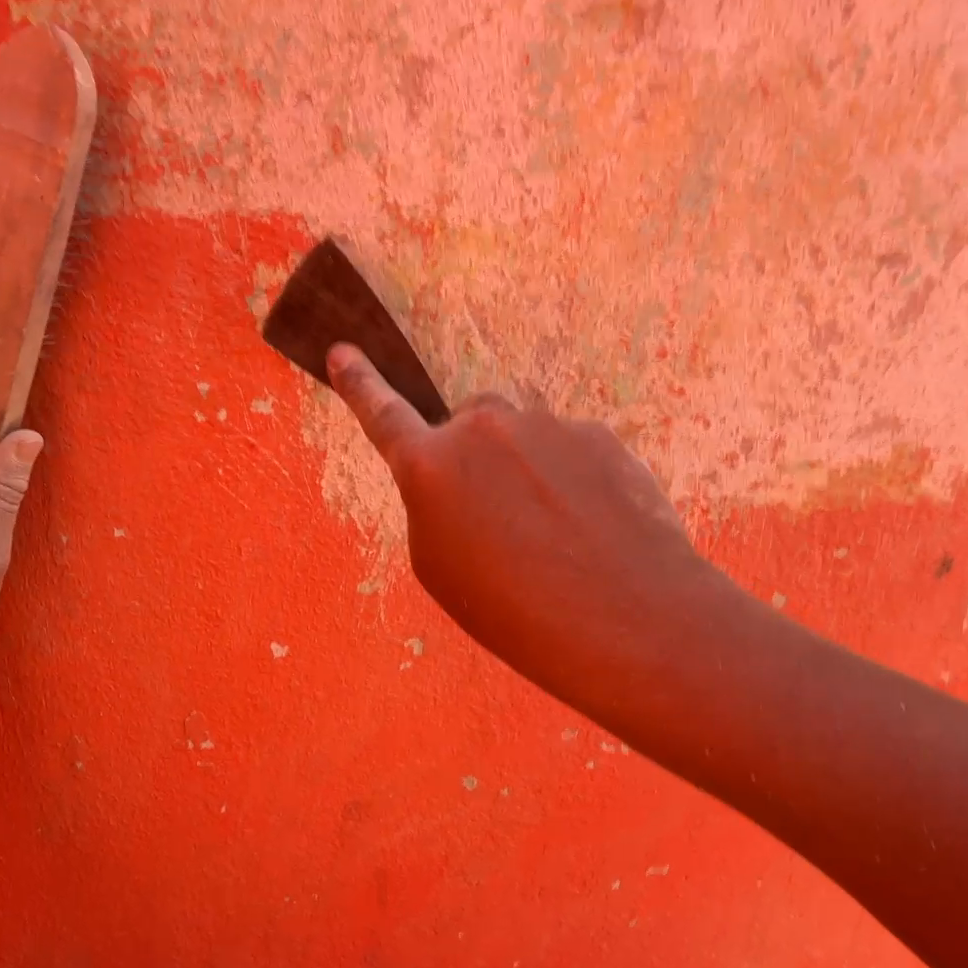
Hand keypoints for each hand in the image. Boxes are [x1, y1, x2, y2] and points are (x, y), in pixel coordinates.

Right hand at [326, 343, 729, 688]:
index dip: (359, 383)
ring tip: (553, 534)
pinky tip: (590, 528)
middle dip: (475, 455)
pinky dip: (571, 480)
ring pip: (522, 436)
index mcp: (429, 465)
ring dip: (526, 469)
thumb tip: (457, 480)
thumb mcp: (437, 566)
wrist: (624, 616)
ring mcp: (545, 425)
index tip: (342, 350)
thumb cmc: (510, 607)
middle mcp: (482, 429)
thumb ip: (432, 505)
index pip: (383, 414)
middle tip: (497, 516)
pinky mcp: (598, 434)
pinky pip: (569, 448)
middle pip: (468, 422)